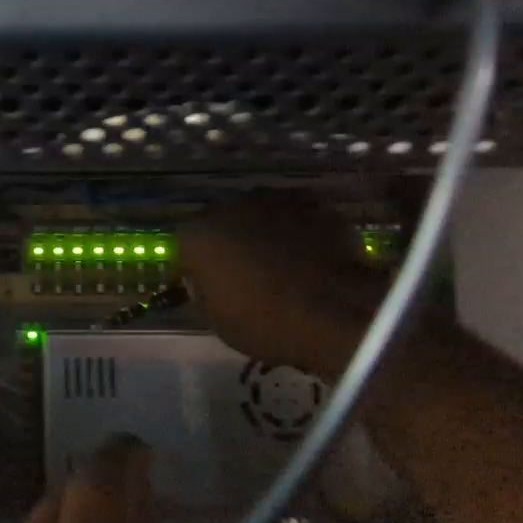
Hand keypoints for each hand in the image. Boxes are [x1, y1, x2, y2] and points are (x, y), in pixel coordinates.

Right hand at [177, 195, 395, 380]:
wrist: (335, 309)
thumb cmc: (267, 322)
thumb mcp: (219, 323)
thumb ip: (205, 295)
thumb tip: (206, 285)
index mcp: (197, 236)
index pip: (187, 246)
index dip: (199, 266)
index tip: (213, 285)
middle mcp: (228, 207)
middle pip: (222, 222)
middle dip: (231, 241)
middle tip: (248, 271)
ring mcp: (271, 199)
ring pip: (259, 213)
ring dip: (264, 230)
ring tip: (283, 261)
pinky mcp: (309, 201)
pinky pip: (295, 214)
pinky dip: (299, 229)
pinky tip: (311, 253)